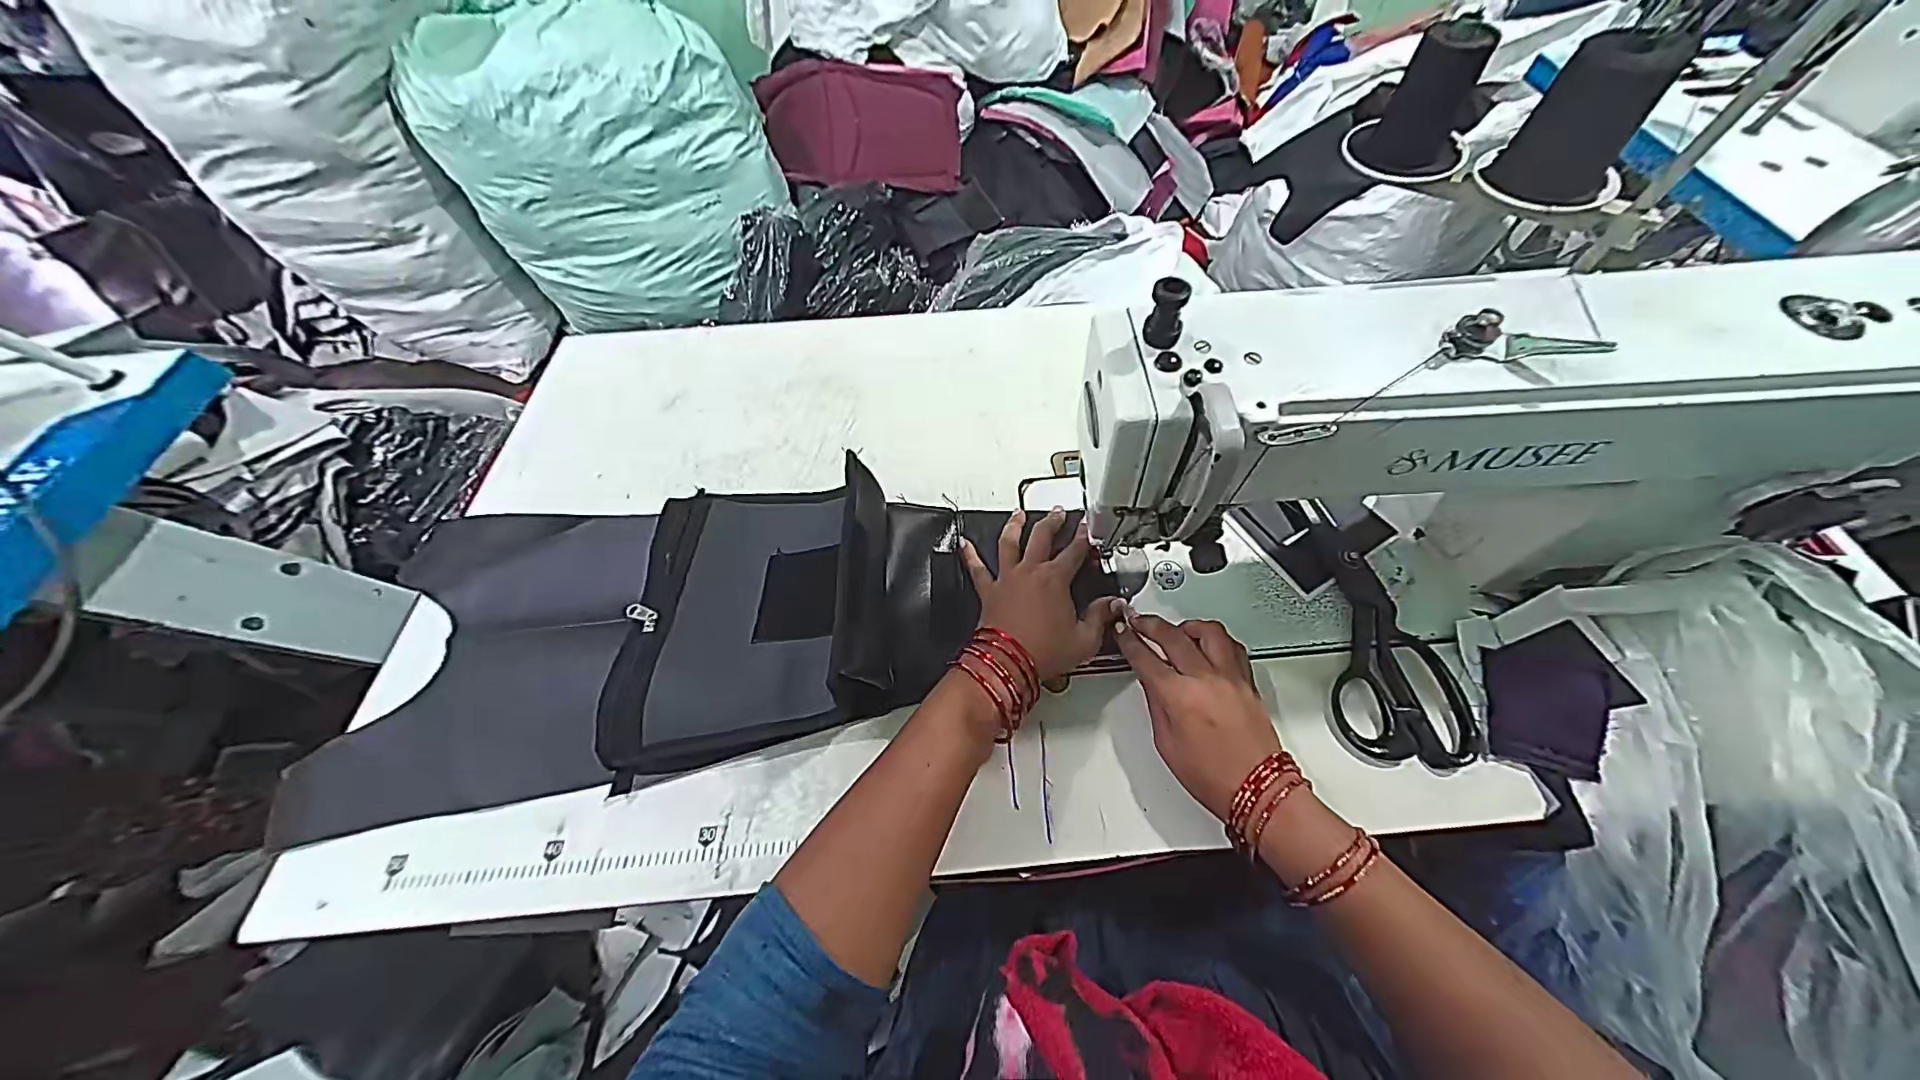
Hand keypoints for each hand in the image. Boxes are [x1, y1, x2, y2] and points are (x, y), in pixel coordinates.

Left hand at [961, 509, 1121, 680]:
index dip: (1084, 537)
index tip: (1087, 528)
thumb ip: (1100, 617)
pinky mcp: (989, 591)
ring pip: (1010, 542)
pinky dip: (970, 555)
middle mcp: (1030, 572)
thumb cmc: (1042, 652)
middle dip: (1052, 521)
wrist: (1008, 663)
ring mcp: (1007, 579)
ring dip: (1015, 525)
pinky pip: (976, 568)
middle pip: (1042, 536)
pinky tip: (965, 544)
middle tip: (1058, 513)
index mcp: (1056, 579)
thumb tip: (1111, 605)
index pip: (1075, 550)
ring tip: (1019, 515)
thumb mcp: (1084, 640)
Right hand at [1113, 610, 1280, 821]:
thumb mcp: (1166, 744)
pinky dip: (1216, 639)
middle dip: (1149, 624)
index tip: (1124, 633)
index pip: (1145, 656)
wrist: (1258, 789)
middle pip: (1172, 635)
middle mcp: (1206, 680)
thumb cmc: (1216, 777)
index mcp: (1179, 696)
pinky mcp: (1248, 682)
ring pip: (1208, 631)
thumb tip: (1152, 684)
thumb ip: (1157, 705)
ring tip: (1176, 629)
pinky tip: (1208, 643)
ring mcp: (1231, 677)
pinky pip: (1232, 646)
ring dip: (1186, 626)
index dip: (1130, 641)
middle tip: (1139, 621)